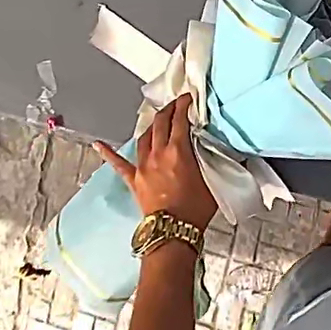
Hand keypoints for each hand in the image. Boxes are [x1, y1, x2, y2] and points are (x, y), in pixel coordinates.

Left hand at [95, 93, 216, 230]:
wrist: (173, 231)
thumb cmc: (196, 207)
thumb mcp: (213, 180)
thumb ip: (215, 161)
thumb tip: (231, 152)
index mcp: (179, 151)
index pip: (180, 120)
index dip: (183, 105)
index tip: (188, 98)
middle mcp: (158, 153)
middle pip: (160, 123)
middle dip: (168, 110)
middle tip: (175, 105)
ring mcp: (143, 166)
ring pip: (144, 137)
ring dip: (151, 126)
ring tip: (157, 120)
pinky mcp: (134, 180)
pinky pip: (118, 164)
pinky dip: (108, 153)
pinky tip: (99, 144)